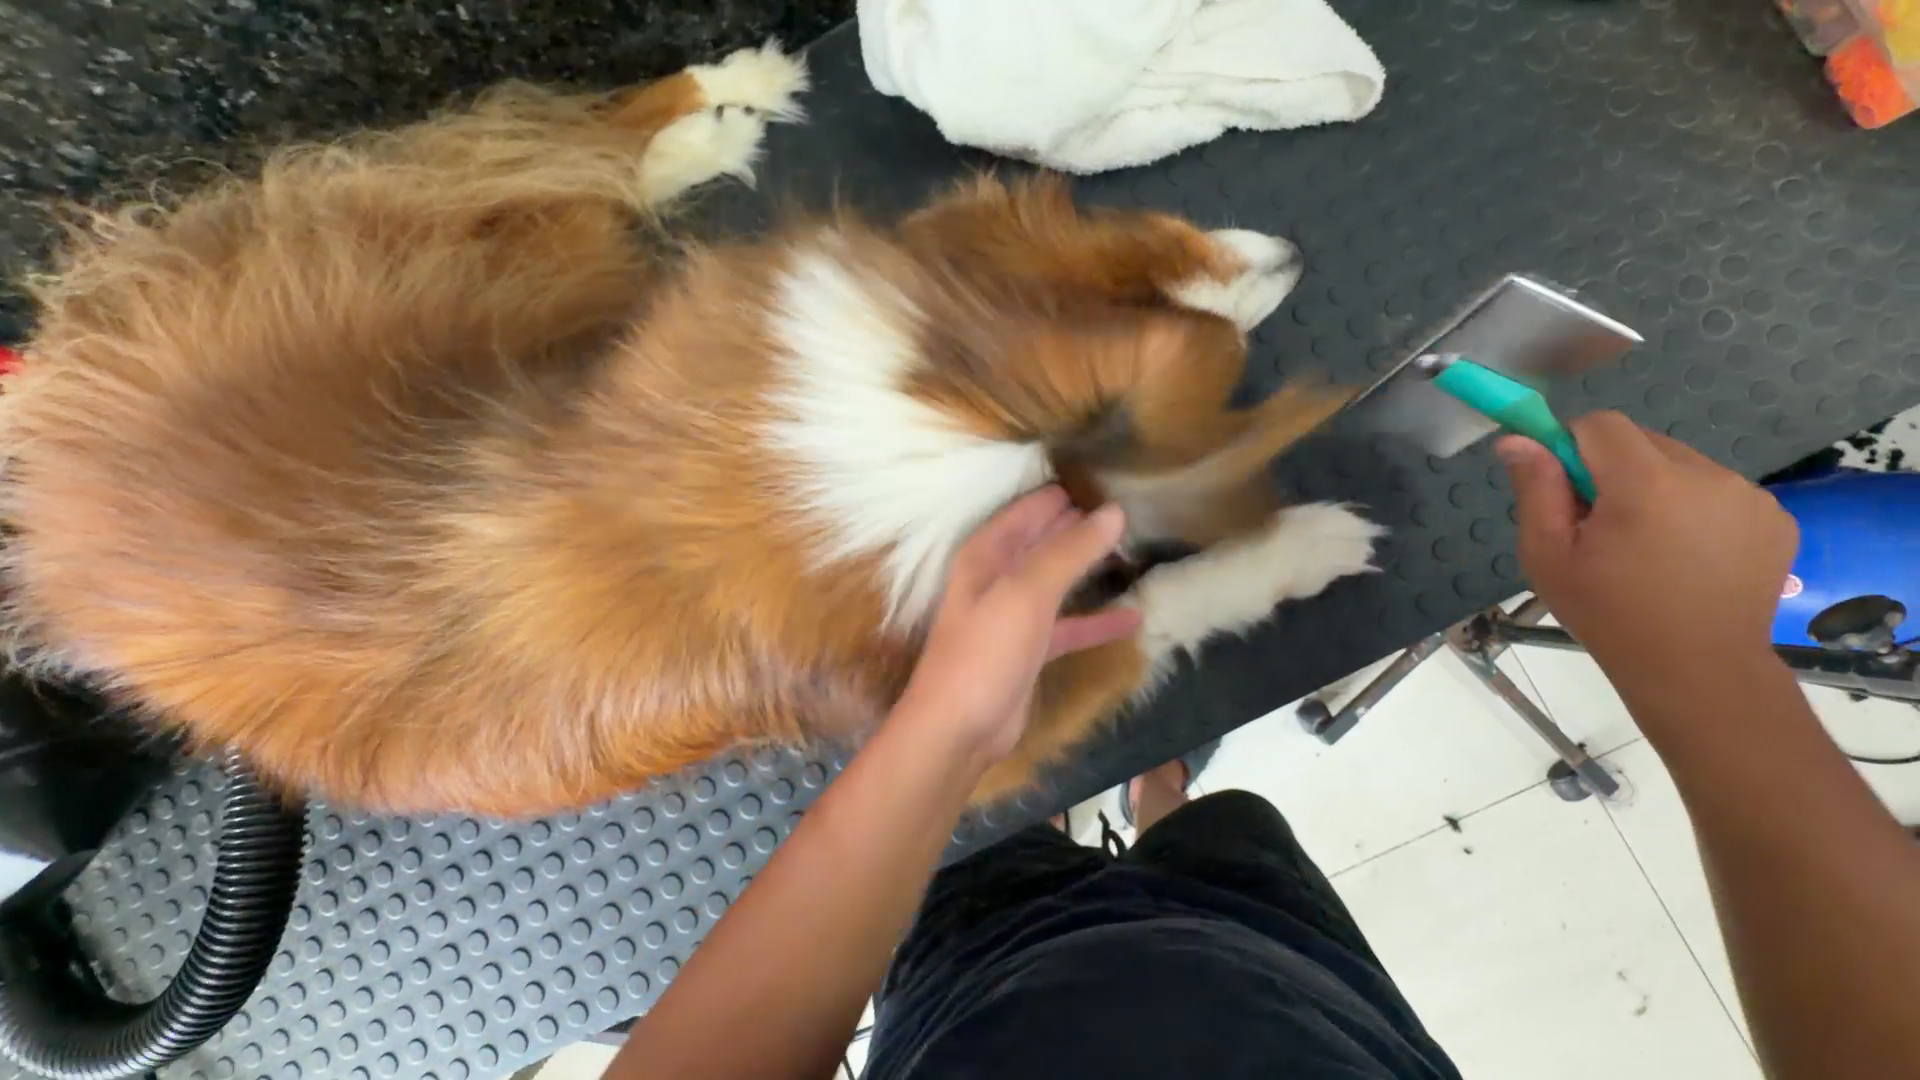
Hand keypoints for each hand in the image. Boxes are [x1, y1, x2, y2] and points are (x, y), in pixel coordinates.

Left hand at [892, 486, 1141, 765]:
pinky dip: (1096, 621)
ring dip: (1088, 568)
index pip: (1027, 511)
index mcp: (986, 554)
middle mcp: (997, 578)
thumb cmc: (986, 651)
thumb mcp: (1028, 593)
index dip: (1061, 495)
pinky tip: (1133, 617)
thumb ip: (1070, 551)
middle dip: (1079, 526)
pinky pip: (1068, 626)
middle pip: (1043, 542)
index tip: (1104, 478)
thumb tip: (1113, 512)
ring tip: (1132, 551)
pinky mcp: (1028, 650)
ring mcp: (1013, 615)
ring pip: (1057, 581)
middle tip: (1127, 510)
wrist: (959, 728)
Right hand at [1499, 412, 1797, 685]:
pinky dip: (1692, 508)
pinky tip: (1683, 553)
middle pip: (1642, 441)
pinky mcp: (1776, 517)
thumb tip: (1517, 439)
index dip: (1570, 445)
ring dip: (1653, 487)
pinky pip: (1717, 490)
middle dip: (1610, 469)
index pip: (1600, 424)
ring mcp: (1750, 496)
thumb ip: (1535, 489)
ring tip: (1643, 544)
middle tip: (1596, 524)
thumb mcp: (1547, 554)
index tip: (1559, 486)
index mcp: (1645, 483)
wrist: (1697, 668)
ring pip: (1680, 464)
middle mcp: (1707, 475)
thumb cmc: (1607, 613)